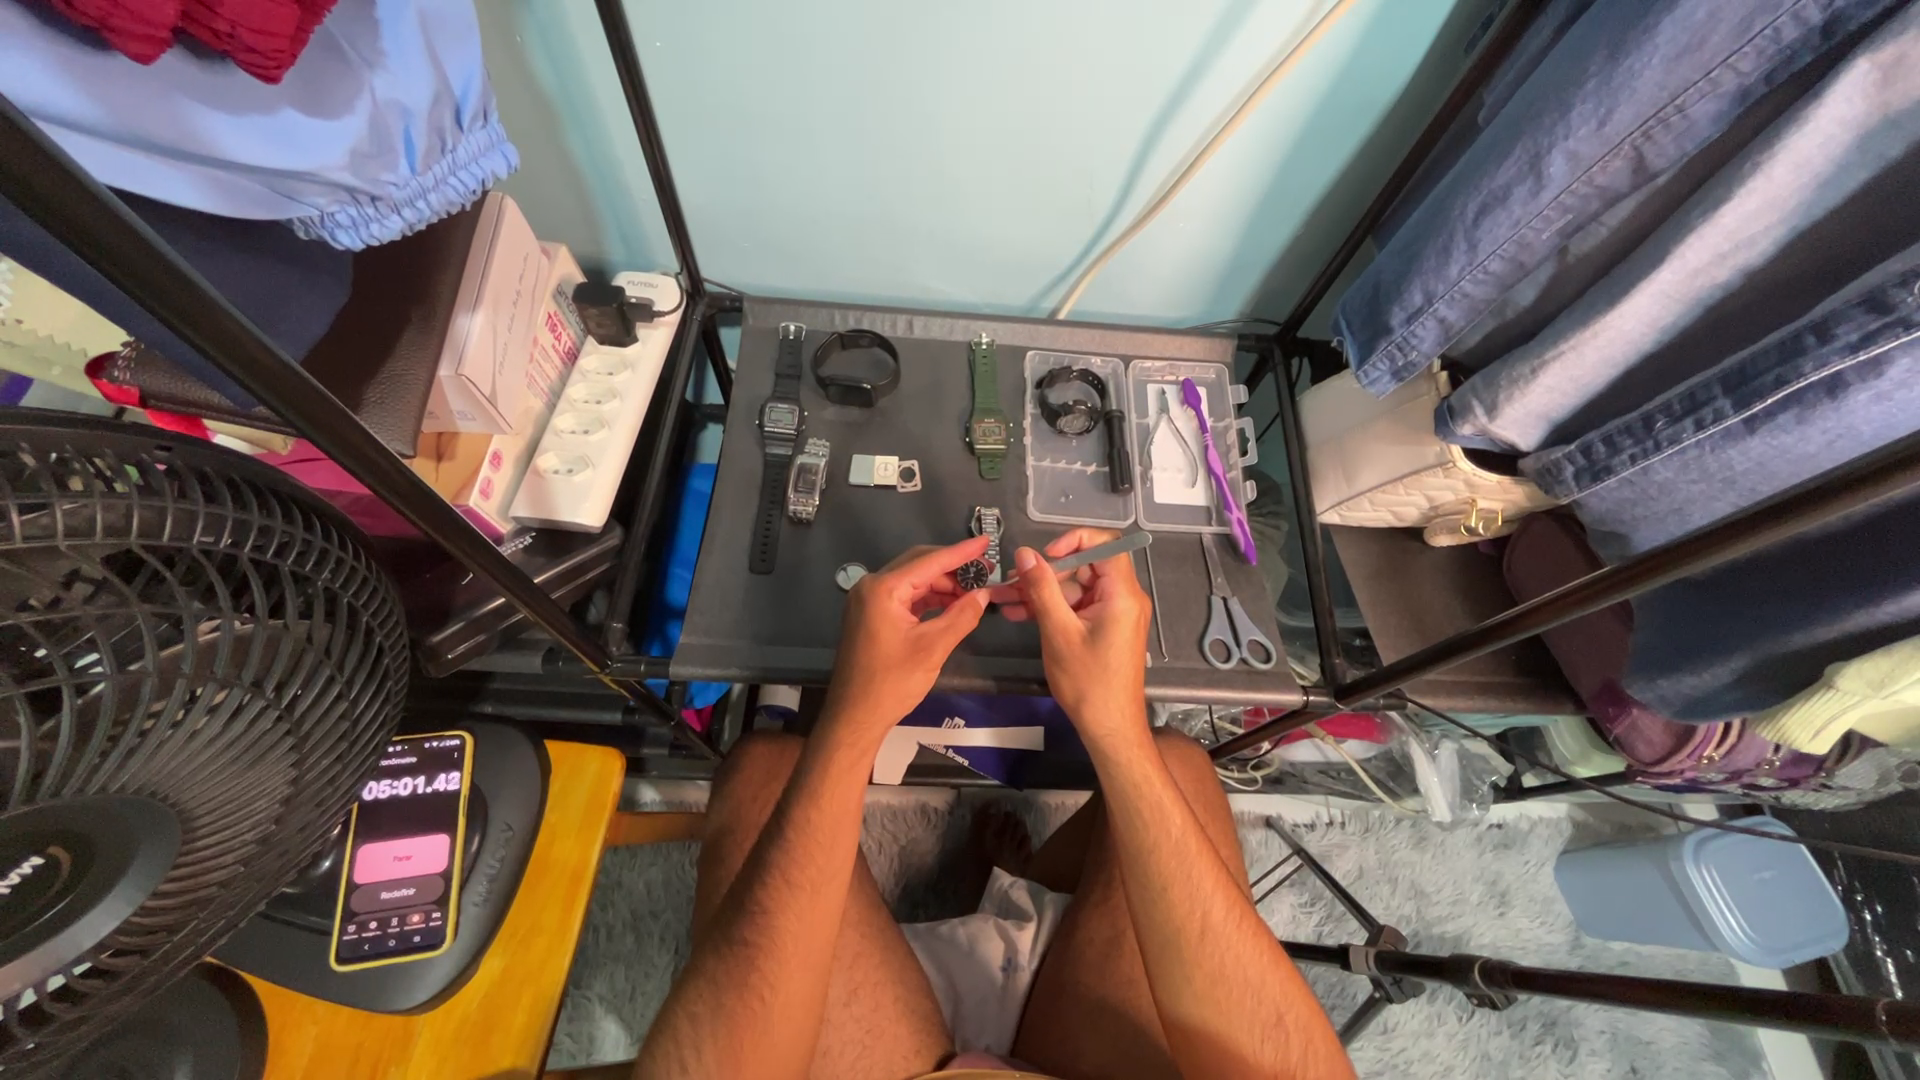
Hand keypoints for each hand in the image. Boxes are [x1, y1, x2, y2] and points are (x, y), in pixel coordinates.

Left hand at [821, 535, 993, 742]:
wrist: (855, 716)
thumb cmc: (891, 683)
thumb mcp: (933, 648)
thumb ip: (961, 616)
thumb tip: (984, 595)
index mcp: (883, 589)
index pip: (929, 561)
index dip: (961, 552)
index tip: (986, 543)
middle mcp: (872, 587)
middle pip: (919, 566)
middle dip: (953, 569)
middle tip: (985, 571)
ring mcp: (868, 601)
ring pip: (913, 582)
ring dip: (942, 586)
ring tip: (974, 592)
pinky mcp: (871, 616)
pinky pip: (905, 598)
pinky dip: (928, 600)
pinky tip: (951, 605)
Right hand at [1000, 528, 1151, 742]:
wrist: (1108, 727)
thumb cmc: (1087, 681)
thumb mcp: (1058, 631)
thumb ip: (1041, 588)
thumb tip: (1025, 553)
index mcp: (1122, 594)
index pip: (1106, 544)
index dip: (1073, 541)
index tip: (1045, 557)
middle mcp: (1124, 598)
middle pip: (1086, 565)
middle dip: (1047, 570)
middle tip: (1013, 582)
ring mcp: (1114, 613)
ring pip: (1076, 587)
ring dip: (1042, 591)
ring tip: (1006, 599)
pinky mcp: (1104, 628)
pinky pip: (1077, 606)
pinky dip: (1052, 608)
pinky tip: (1020, 613)